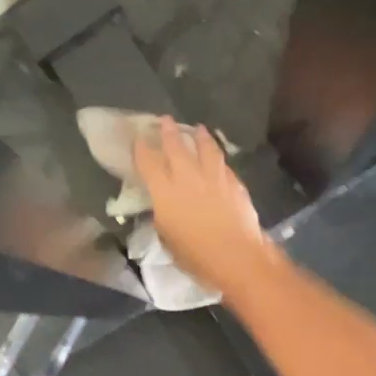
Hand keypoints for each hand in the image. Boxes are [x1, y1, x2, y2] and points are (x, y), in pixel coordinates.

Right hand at [132, 118, 277, 295]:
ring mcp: (214, 177)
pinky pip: (222, 162)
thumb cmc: (195, 255)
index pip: (148, 163)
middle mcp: (188, 177)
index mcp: (165, 192)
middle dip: (169, 131)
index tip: (139, 138)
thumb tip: (163, 207)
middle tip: (166, 119)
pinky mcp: (234, 182)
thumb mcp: (167, 238)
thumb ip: (162, 216)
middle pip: (176, 147)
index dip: (142, 148)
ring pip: (205, 148)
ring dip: (199, 136)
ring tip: (198, 128)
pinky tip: (217, 156)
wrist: (236, 256)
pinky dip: (217, 155)